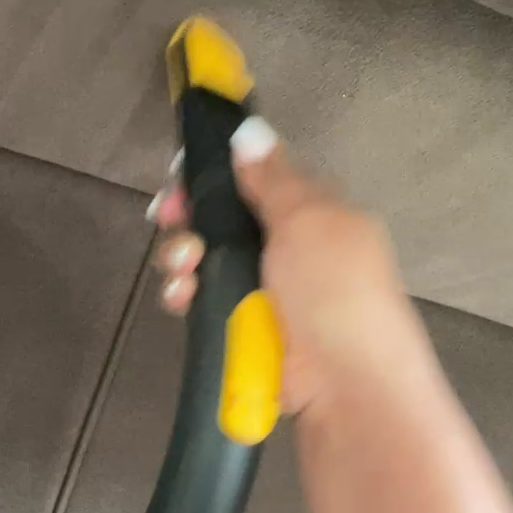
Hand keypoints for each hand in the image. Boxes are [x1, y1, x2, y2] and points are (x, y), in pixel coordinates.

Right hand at [149, 119, 428, 413]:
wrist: (344, 382)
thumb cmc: (334, 292)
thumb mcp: (309, 222)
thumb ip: (272, 178)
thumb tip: (249, 130)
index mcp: (311, 210)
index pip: (253, 176)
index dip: (214, 173)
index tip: (180, 176)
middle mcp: (282, 243)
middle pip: (218, 216)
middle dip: (187, 215)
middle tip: (168, 218)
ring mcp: (258, 284)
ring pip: (200, 255)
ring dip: (180, 256)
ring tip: (184, 270)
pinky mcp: (237, 319)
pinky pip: (197, 294)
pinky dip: (183, 292)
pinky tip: (182, 298)